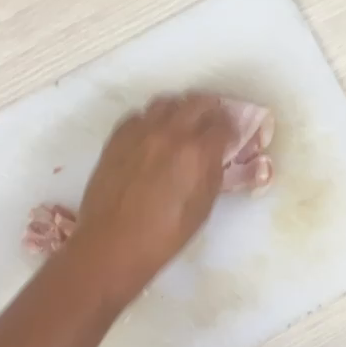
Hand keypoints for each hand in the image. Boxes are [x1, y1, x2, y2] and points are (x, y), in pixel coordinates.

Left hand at [64, 93, 233, 306]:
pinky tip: (152, 134)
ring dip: (179, 108)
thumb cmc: (165, 235)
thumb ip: (213, 174)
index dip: (232, 127)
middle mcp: (170, 133)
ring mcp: (140, 132)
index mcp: (197, 152)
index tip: (231, 133)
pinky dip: (151, 119)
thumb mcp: (203, 208)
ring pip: (165, 102)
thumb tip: (215, 156)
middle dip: (210, 109)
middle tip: (212, 120)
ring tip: (182, 122)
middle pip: (196, 103)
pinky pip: (138, 115)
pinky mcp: (117, 138)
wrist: (114, 243)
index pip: (223, 124)